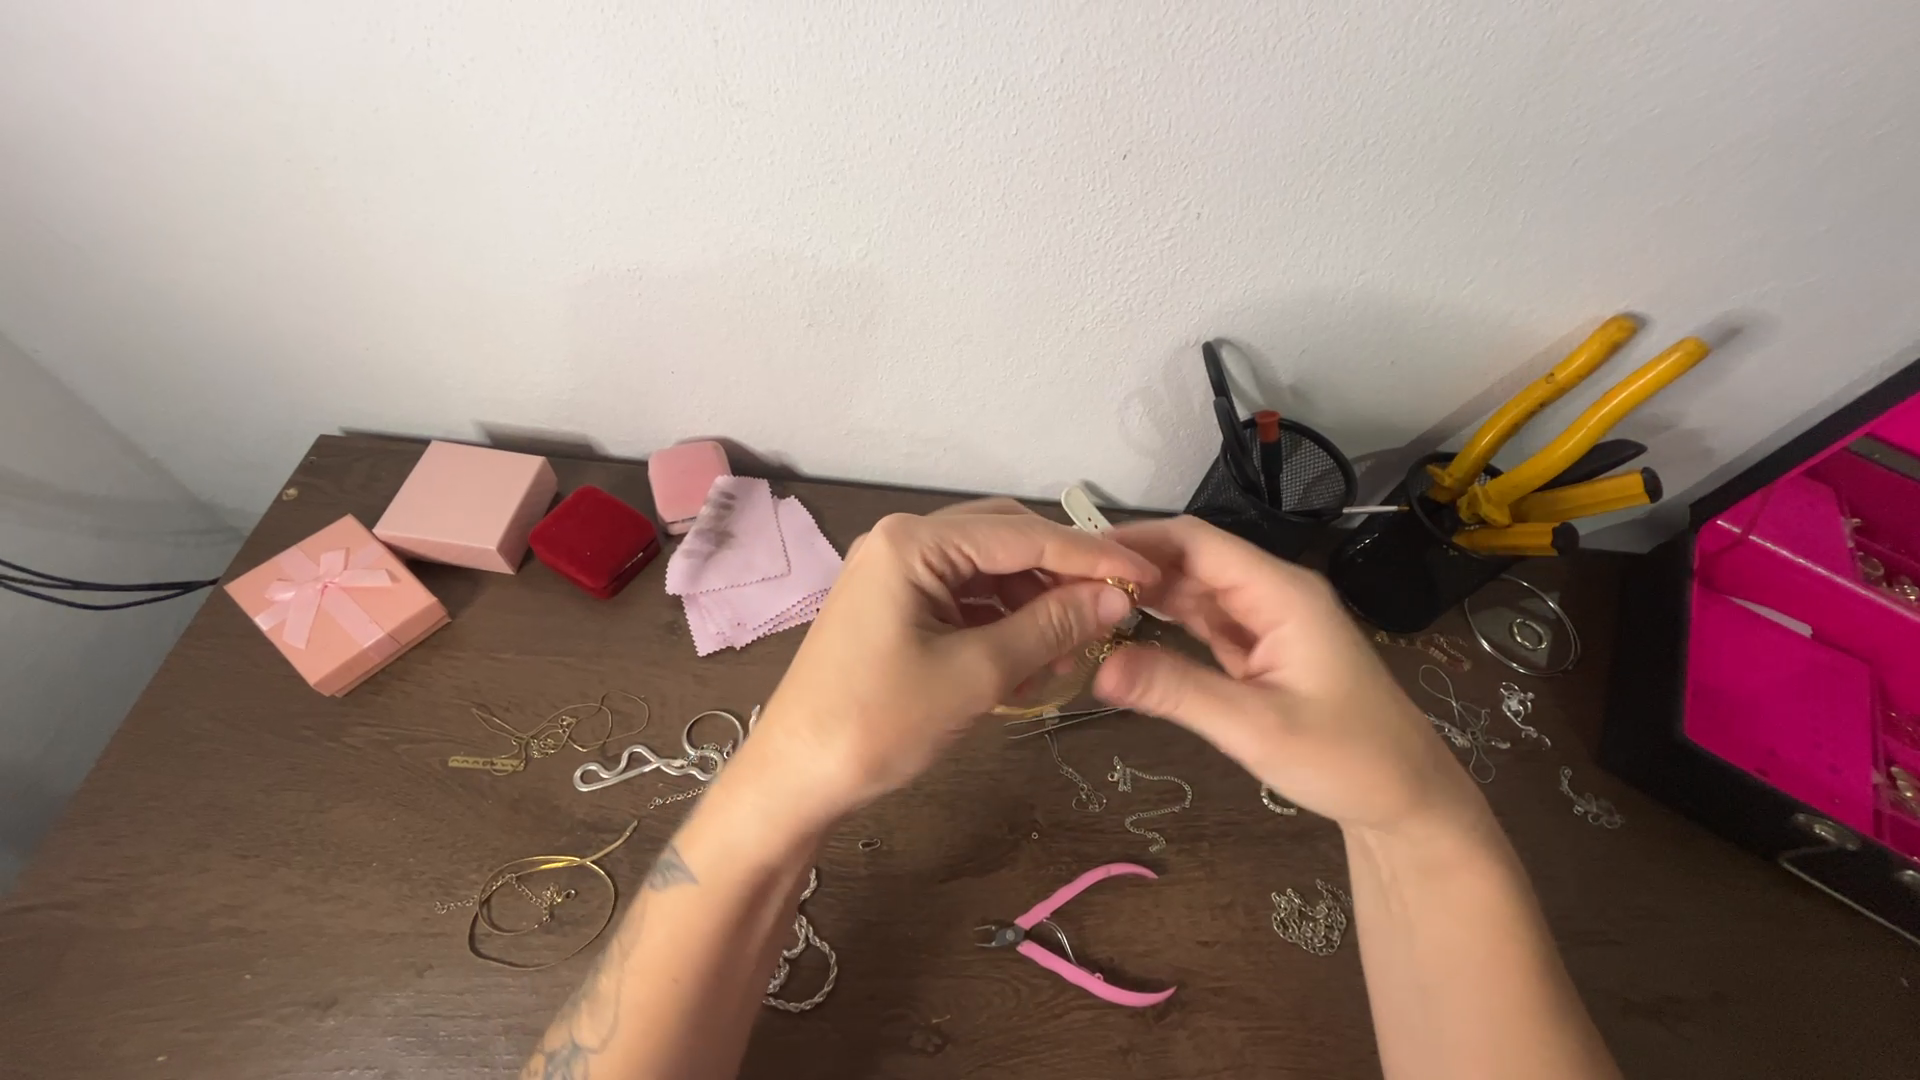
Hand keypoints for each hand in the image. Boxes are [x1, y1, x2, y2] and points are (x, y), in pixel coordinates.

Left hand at [750, 498, 1157, 822]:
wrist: (794, 779)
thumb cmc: (878, 723)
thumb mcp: (975, 674)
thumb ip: (1049, 626)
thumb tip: (1116, 597)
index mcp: (913, 542)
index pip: (1021, 535)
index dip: (1089, 555)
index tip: (1146, 576)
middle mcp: (903, 542)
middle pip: (1004, 542)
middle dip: (1059, 576)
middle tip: (1112, 608)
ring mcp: (896, 575)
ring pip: (987, 573)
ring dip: (1033, 605)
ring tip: (1073, 648)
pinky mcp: (897, 608)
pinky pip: (964, 601)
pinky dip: (1002, 624)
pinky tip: (1032, 657)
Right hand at [1092, 516, 1485, 834]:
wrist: (1408, 802)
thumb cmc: (1347, 760)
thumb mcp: (1255, 727)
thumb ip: (1176, 690)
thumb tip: (1097, 668)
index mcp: (1280, 591)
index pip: (1196, 541)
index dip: (1137, 542)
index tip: (1078, 558)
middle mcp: (1272, 592)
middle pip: (1191, 559)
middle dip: (1132, 567)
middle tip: (1068, 585)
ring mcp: (1266, 619)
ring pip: (1194, 589)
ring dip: (1145, 594)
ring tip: (1085, 602)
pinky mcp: (1260, 646)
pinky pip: (1204, 620)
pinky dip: (1165, 621)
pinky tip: (1127, 627)